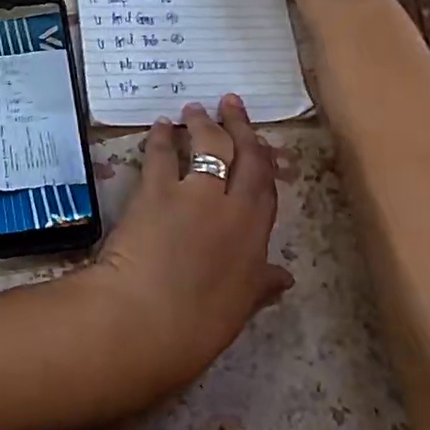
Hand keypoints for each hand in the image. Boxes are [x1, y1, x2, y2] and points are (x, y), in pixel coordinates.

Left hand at [86, 97, 291, 386]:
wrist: (145, 319)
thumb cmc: (195, 327)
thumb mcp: (238, 308)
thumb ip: (259, 284)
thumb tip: (284, 276)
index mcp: (253, 238)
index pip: (265, 189)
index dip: (263, 160)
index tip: (259, 142)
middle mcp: (230, 208)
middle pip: (242, 156)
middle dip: (239, 126)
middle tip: (231, 103)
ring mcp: (193, 194)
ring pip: (205, 145)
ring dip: (201, 123)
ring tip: (195, 108)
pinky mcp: (156, 189)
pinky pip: (160, 154)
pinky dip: (159, 137)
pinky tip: (158, 126)